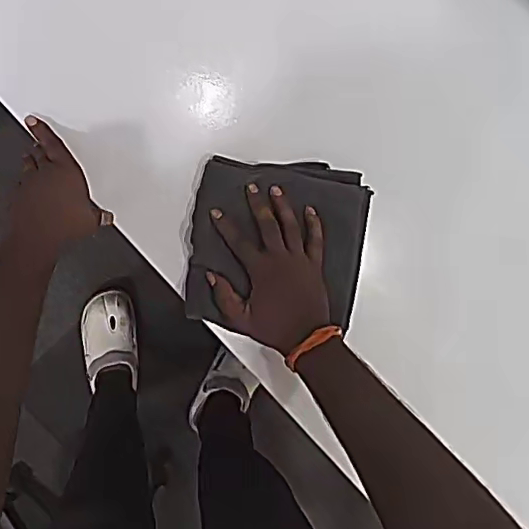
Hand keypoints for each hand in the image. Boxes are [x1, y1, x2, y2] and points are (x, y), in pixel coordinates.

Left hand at [6, 116, 111, 254]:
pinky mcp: (18, 193)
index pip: (53, 143)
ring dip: (29, 159)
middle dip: (38, 144)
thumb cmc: (63, 224)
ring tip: (30, 155)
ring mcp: (30, 181)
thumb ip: (97, 216)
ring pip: (28, 163)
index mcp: (66, 170)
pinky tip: (26, 185)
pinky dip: (24, 180)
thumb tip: (105, 218)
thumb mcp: (88, 221)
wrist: (35, 237)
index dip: (42, 130)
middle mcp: (46, 171)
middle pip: (40, 151)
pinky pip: (21, 181)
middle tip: (37, 139)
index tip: (33, 120)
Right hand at [208, 183, 331, 356]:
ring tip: (277, 190)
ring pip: (291, 226)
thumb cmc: (276, 329)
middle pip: (267, 225)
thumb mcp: (241, 318)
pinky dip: (314, 224)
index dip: (225, 225)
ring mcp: (299, 260)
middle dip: (257, 204)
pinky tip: (310, 211)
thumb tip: (213, 277)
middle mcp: (280, 259)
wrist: (309, 339)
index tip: (217, 213)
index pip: (239, 241)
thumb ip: (224, 296)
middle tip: (252, 189)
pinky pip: (315, 240)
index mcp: (261, 270)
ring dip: (283, 206)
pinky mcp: (314, 265)